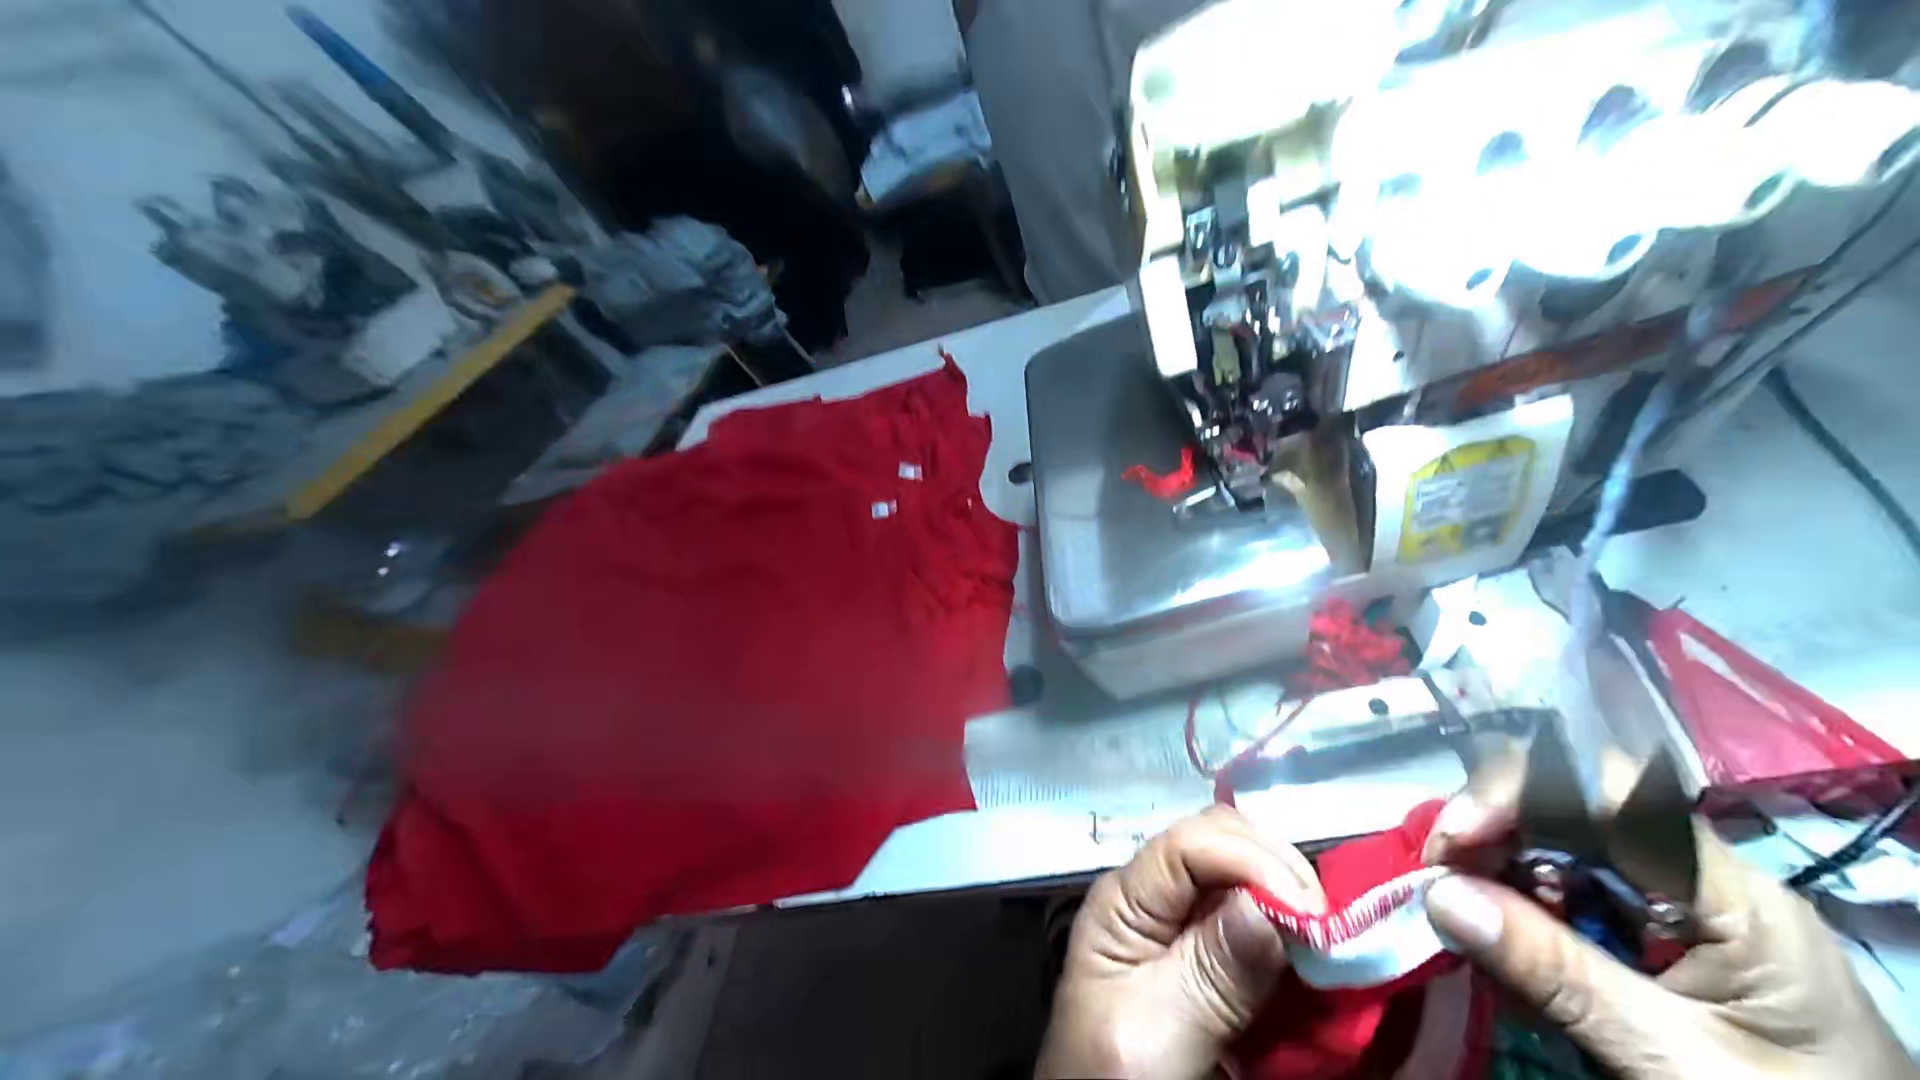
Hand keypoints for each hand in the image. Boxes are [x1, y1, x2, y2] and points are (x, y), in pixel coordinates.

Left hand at [1035, 805, 1325, 1079]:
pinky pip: (1256, 918)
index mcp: (1126, 898)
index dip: (1251, 861)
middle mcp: (1156, 894)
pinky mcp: (1210, 954)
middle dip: (1278, 870)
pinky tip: (1314, 950)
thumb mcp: (1154, 1031)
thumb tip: (1273, 904)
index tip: (1311, 914)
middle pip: (1220, 841)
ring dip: (1291, 894)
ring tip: (1329, 938)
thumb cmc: (1112, 1076)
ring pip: (1244, 871)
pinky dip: (1292, 926)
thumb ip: (1210, 972)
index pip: (1188, 843)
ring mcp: (1183, 920)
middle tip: (1329, 929)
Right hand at [1426, 813, 1916, 1079]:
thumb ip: (1559, 975)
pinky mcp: (1645, 929)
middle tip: (1438, 879)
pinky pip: (1559, 885)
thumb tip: (1436, 895)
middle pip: (1569, 806)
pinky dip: (1511, 900)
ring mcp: (1670, 900)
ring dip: (1491, 865)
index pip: (1610, 792)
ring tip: (1457, 911)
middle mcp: (1697, 876)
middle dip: (1489, 830)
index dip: (1517, 794)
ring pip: (1552, 841)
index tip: (1453, 840)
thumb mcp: (1676, 1060)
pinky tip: (1495, 934)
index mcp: (1731, 893)